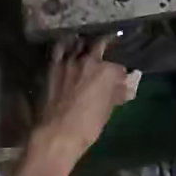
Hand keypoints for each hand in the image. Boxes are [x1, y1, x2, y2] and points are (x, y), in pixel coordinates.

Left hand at [29, 37, 129, 165]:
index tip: (120, 81)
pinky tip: (66, 48)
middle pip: (100, 44)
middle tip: (108, 46)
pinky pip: (59, 50)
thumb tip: (123, 90)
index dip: (120, 75)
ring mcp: (69, 61)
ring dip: (84, 44)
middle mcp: (89, 60)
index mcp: (107, 71)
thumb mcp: (107, 110)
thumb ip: (115, 95)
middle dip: (106, 44)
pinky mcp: (52, 66)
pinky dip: (64, 46)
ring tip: (86, 45)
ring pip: (78, 43)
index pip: (119, 68)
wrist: (57, 133)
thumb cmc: (88, 126)